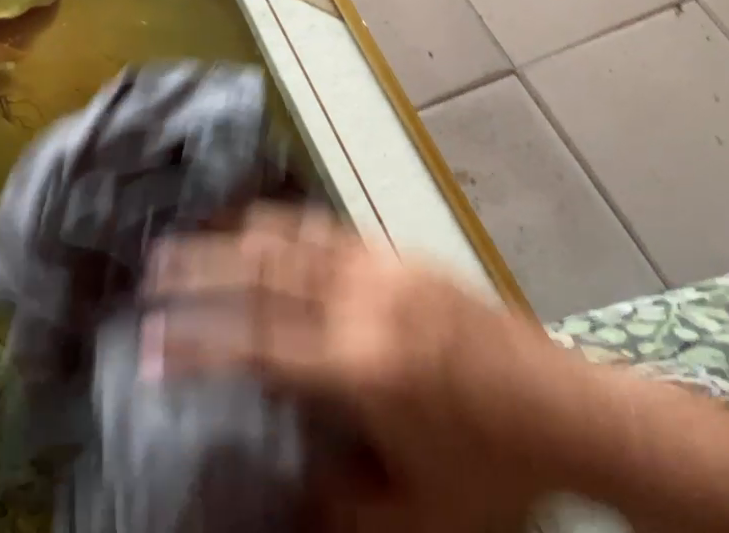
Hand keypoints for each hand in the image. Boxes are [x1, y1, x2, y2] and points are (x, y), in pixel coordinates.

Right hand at [145, 207, 589, 531]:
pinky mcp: (403, 257)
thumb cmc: (500, 472)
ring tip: (190, 237)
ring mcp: (385, 273)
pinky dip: (281, 225)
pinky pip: (327, 229)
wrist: (579, 416)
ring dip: (230, 239)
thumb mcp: (421, 514)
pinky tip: (256, 225)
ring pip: (289, 240)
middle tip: (151, 270)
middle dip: (197, 272)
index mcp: (363, 370)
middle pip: (260, 276)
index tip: (149, 344)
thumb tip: (276, 493)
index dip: (195, 345)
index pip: (256, 347)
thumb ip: (343, 507)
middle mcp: (364, 308)